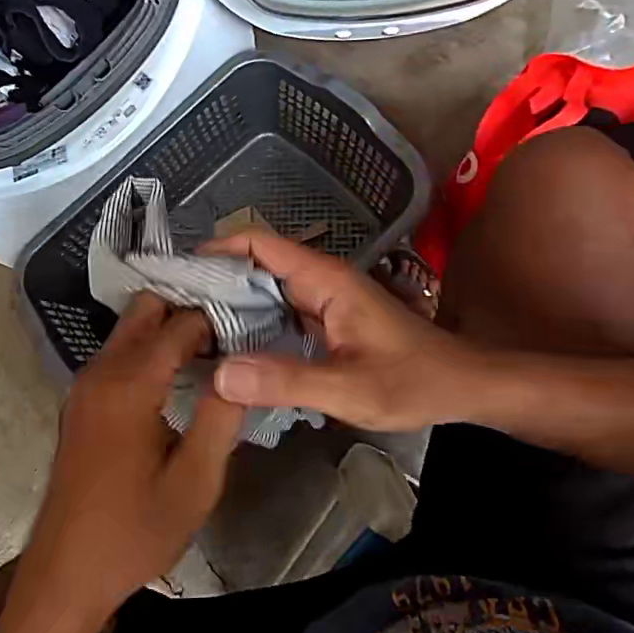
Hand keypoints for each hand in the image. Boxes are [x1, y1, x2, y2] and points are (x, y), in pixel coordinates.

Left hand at [23, 293, 245, 619]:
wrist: (66, 574)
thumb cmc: (134, 533)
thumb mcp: (195, 483)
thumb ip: (221, 418)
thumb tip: (241, 368)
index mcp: (129, 386)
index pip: (180, 323)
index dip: (219, 322)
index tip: (254, 334)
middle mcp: (101, 373)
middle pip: (146, 308)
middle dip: (190, 311)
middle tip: (233, 337)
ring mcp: (85, 386)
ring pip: (131, 329)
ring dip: (170, 330)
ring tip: (216, 354)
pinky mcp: (82, 404)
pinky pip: (120, 354)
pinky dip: (151, 351)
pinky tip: (181, 379)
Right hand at [200, 231, 472, 431]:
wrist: (463, 387)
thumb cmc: (415, 382)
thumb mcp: (350, 388)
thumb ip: (287, 381)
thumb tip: (219, 374)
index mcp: (325, 280)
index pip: (259, 244)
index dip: (215, 250)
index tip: (176, 275)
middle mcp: (320, 281)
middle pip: (254, 265)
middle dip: (212, 282)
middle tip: (171, 314)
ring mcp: (323, 301)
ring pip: (264, 291)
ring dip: (228, 306)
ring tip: (187, 332)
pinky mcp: (326, 322)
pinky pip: (277, 314)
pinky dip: (250, 326)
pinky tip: (227, 352)